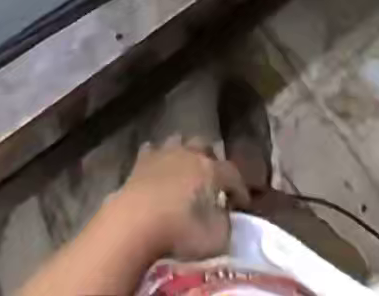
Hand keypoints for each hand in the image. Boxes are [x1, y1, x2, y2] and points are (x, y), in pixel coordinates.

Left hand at [102, 136, 248, 261]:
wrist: (136, 220)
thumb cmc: (180, 231)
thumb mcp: (217, 238)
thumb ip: (225, 222)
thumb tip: (223, 213)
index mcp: (210, 169)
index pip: (233, 173)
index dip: (240, 189)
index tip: (243, 204)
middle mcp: (188, 153)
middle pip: (205, 146)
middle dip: (212, 160)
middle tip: (214, 181)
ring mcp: (162, 152)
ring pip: (179, 140)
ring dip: (185, 152)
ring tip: (187, 170)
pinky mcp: (140, 159)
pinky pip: (153, 150)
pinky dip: (159, 157)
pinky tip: (159, 168)